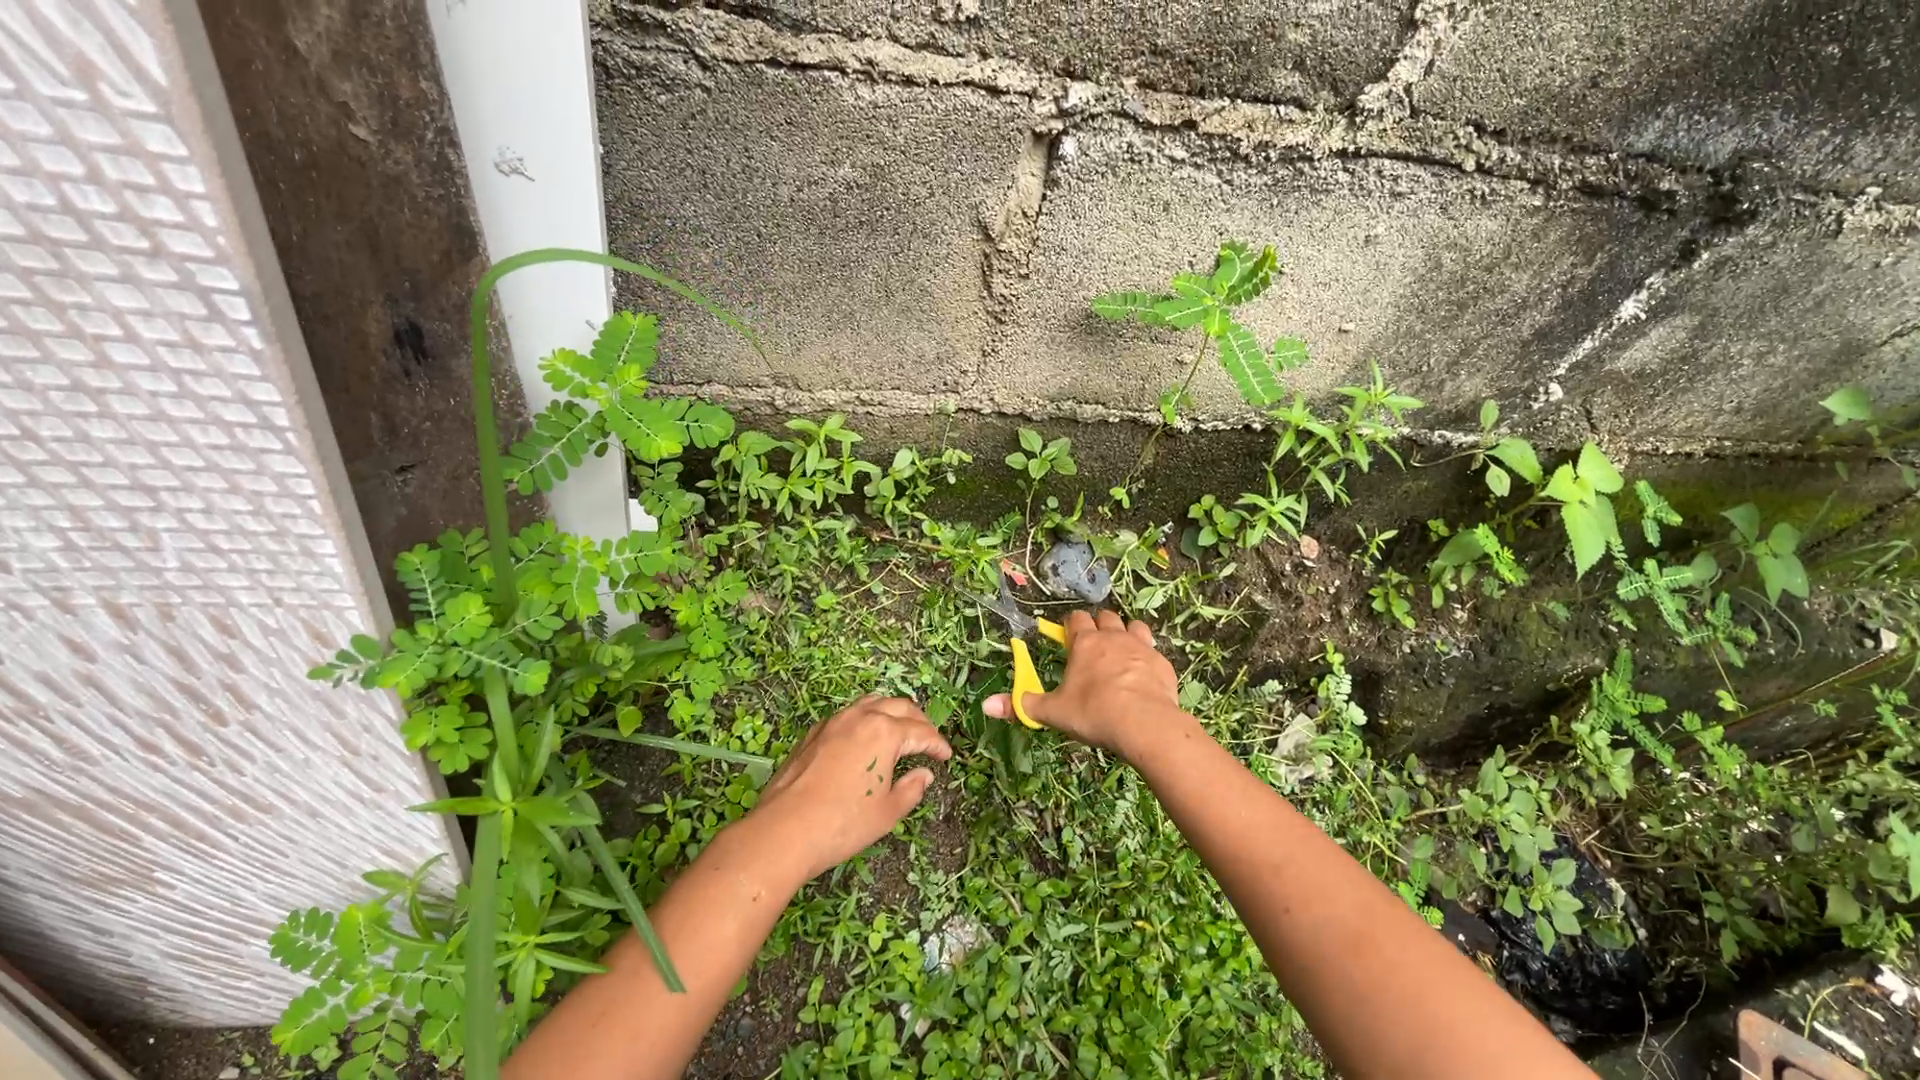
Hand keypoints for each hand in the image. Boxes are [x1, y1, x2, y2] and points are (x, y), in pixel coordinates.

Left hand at [744, 696, 952, 881]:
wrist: (784, 830)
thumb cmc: (843, 823)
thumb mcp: (887, 812)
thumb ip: (911, 789)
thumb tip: (924, 775)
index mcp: (884, 732)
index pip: (921, 732)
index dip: (937, 744)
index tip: (946, 756)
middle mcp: (860, 717)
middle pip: (898, 707)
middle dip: (918, 721)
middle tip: (928, 739)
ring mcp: (833, 722)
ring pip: (871, 703)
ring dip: (891, 713)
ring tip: (900, 730)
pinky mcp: (813, 733)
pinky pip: (848, 715)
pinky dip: (865, 719)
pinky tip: (865, 739)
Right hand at [984, 610, 1190, 758]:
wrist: (1145, 725)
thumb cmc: (1093, 714)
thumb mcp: (1053, 712)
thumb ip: (1022, 705)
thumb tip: (987, 705)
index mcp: (1085, 643)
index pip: (1076, 619)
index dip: (1070, 625)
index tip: (1066, 637)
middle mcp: (1114, 637)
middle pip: (1106, 617)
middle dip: (1098, 625)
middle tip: (1092, 645)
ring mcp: (1142, 648)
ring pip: (1134, 627)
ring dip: (1126, 634)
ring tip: (1120, 653)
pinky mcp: (1162, 664)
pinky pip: (1153, 652)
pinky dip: (1146, 659)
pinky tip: (1142, 677)